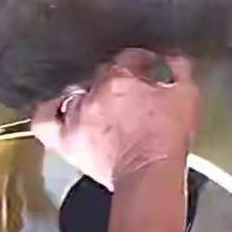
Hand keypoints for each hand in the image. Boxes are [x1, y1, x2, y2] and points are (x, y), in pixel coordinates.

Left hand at [33, 49, 199, 187]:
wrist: (150, 174)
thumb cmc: (167, 136)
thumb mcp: (186, 95)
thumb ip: (180, 68)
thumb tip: (172, 58)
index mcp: (121, 79)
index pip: (128, 57)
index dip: (141, 60)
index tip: (150, 67)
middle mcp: (93, 94)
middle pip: (102, 74)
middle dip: (119, 77)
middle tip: (133, 88)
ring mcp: (76, 117)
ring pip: (76, 92)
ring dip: (90, 93)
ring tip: (102, 100)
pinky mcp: (66, 140)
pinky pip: (45, 120)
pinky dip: (51, 111)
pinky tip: (61, 110)